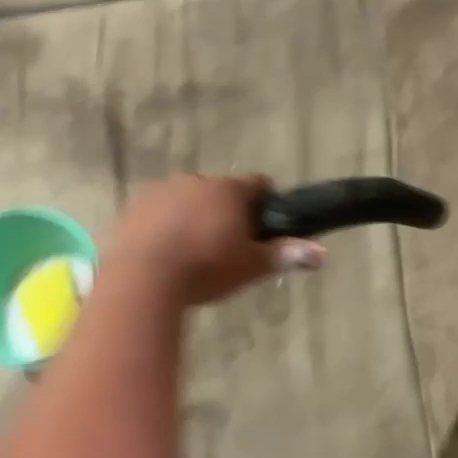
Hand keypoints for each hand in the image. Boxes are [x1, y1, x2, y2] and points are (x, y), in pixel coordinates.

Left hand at [104, 173, 325, 305]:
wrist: (145, 278)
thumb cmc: (207, 269)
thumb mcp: (251, 266)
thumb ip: (286, 255)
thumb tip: (324, 253)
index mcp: (228, 190)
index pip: (258, 184)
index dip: (266, 203)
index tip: (265, 227)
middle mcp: (195, 180)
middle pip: (220, 192)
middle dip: (227, 213)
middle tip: (230, 248)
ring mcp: (160, 190)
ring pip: (187, 200)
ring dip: (195, 218)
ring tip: (196, 254)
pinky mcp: (133, 207)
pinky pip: (159, 212)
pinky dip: (167, 226)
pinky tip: (169, 255)